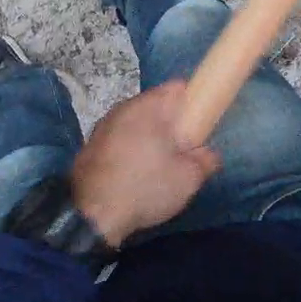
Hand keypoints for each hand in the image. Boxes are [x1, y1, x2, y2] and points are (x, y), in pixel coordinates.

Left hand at [70, 81, 220, 245]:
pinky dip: (129, 148)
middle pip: (156, 105)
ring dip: (149, 136)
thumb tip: (210, 153)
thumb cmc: (145, 187)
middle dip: (171, 123)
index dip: (193, 101)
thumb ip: (205, 160)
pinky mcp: (90, 145)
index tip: (200, 124)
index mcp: (148, 106)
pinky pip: (119, 138)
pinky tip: (134, 174)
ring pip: (136, 122)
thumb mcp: (187, 178)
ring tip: (159, 165)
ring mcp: (103, 125)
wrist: (94, 214)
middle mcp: (123, 107)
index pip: (177, 88)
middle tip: (183, 149)